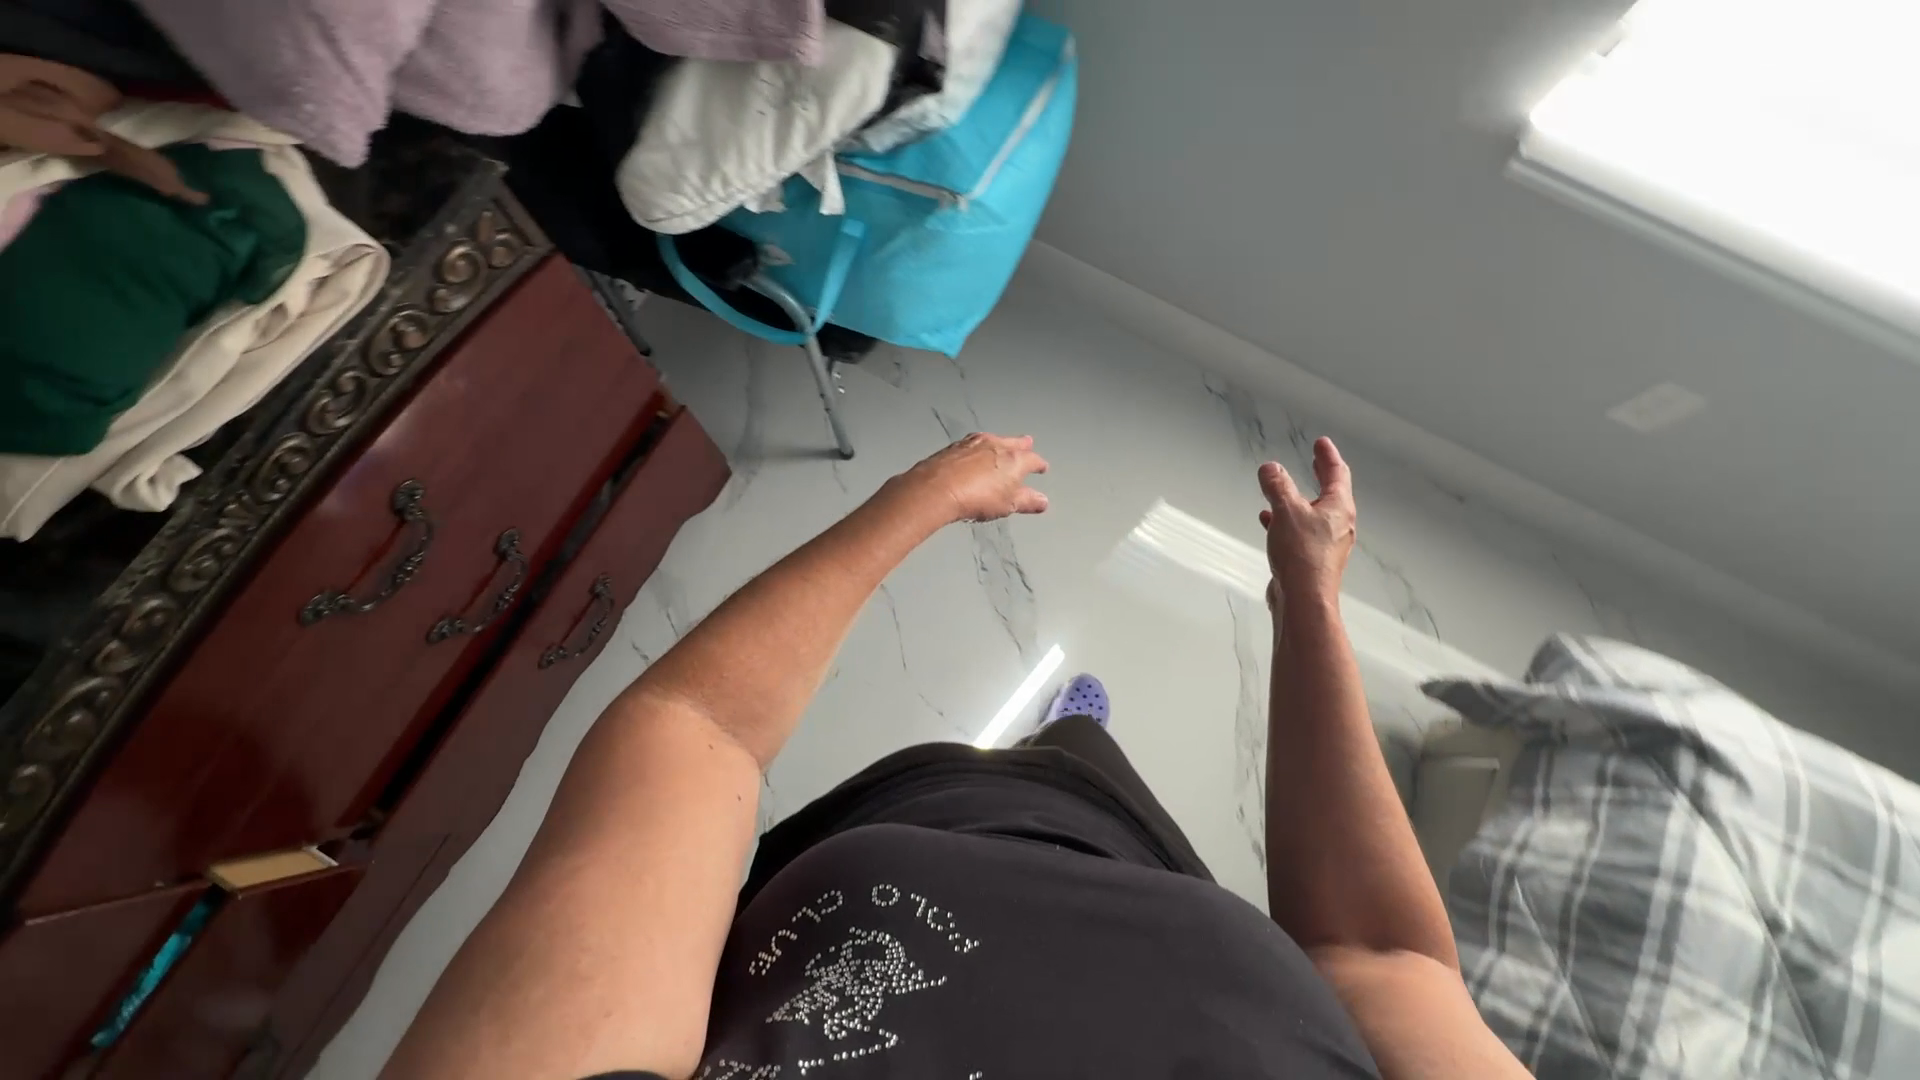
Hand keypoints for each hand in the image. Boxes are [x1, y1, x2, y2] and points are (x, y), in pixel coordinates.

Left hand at [893, 433, 1049, 524]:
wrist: (937, 489)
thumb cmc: (976, 497)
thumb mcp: (1007, 505)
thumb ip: (1027, 501)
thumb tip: (1042, 501)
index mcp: (1014, 459)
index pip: (1033, 460)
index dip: (1039, 465)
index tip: (1042, 467)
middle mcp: (995, 445)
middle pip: (1014, 443)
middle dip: (1022, 445)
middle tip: (1027, 444)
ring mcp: (973, 444)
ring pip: (992, 440)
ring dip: (999, 444)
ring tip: (1002, 447)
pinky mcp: (953, 447)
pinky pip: (971, 445)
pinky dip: (977, 449)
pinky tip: (974, 454)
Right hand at [1257, 437, 1355, 599]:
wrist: (1304, 597)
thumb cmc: (1302, 553)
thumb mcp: (1286, 511)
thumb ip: (1277, 486)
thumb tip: (1270, 468)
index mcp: (1338, 508)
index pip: (1337, 474)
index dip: (1328, 456)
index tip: (1322, 443)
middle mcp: (1338, 524)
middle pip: (1330, 493)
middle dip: (1320, 475)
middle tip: (1315, 461)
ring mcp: (1327, 543)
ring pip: (1313, 513)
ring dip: (1299, 500)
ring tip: (1284, 490)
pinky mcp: (1312, 559)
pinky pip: (1300, 531)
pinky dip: (1287, 521)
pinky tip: (1269, 522)